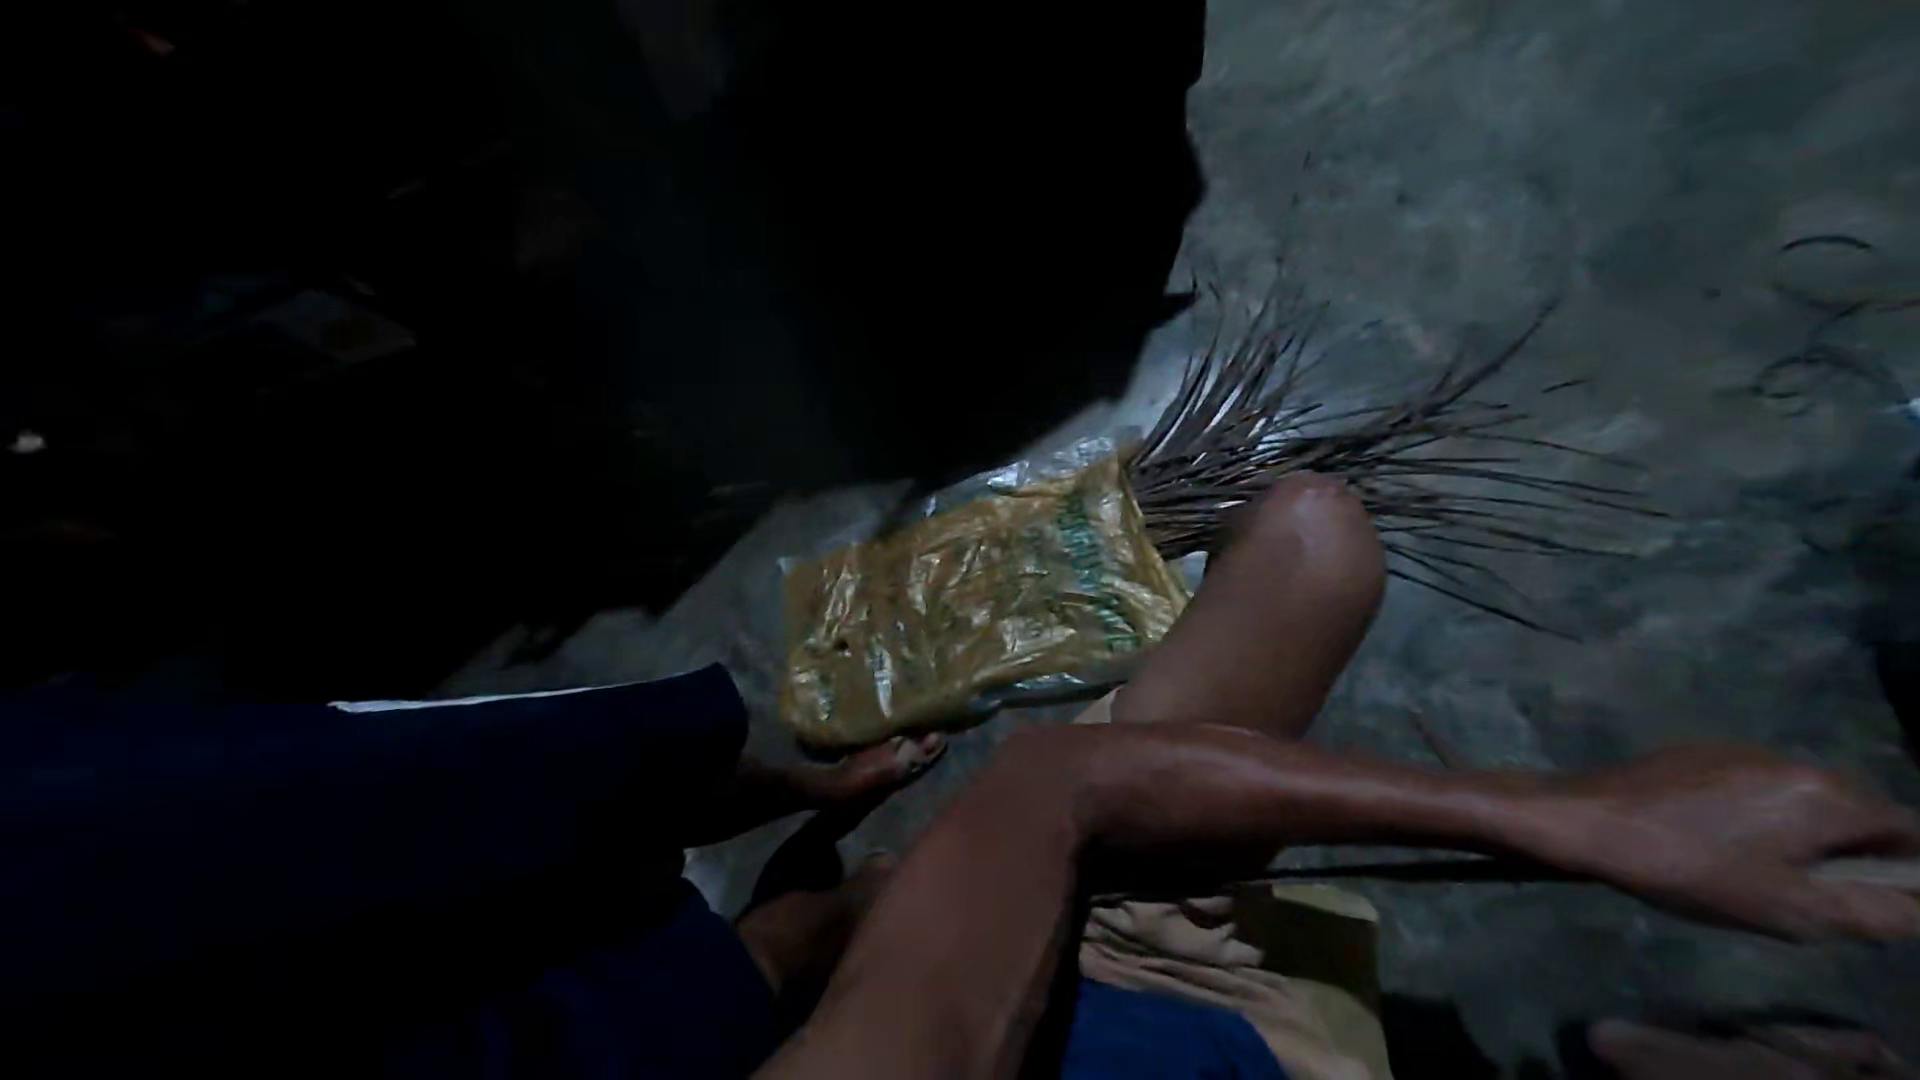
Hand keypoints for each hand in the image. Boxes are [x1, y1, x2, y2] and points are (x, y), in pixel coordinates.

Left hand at [1543, 744, 1919, 940]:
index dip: (1898, 871)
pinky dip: (1745, 812)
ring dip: (1791, 830)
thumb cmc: (1687, 865)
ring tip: (1747, 864)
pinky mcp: (1681, 753)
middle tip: (1799, 884)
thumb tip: (1914, 900)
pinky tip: (1707, 838)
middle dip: (1844, 850)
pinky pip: (1742, 786)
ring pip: (1792, 797)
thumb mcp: (1799, 910)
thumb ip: (1883, 911)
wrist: (1580, 820)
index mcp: (1824, 792)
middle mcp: (1781, 758)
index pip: (1908, 832)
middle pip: (1850, 810)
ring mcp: (1725, 750)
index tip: (1857, 895)